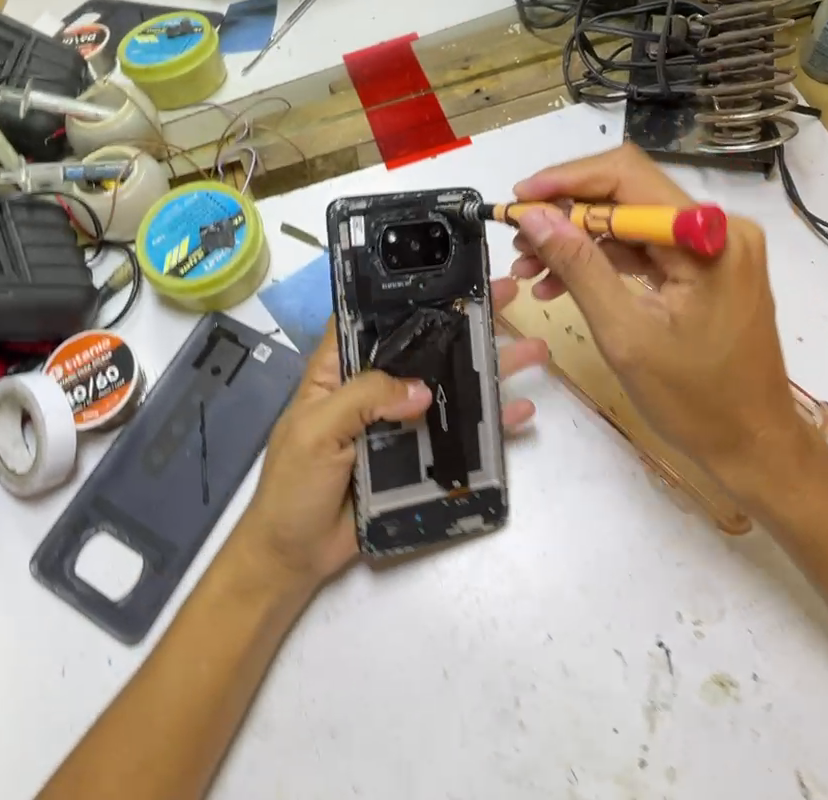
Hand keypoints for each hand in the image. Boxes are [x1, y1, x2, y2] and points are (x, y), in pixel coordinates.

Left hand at [230, 277, 546, 587]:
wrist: (296, 556)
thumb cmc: (293, 487)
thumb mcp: (317, 432)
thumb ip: (364, 400)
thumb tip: (422, 389)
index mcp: (339, 371)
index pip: (373, 319)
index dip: (408, 294)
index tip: (450, 272)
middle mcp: (375, 388)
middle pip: (424, 347)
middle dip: (465, 322)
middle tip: (509, 296)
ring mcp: (400, 423)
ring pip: (450, 386)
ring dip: (490, 368)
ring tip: (534, 351)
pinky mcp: (418, 457)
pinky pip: (459, 436)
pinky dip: (490, 424)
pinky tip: (520, 412)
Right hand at [507, 145, 826, 503]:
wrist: (753, 444)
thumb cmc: (695, 400)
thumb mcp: (625, 333)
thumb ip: (579, 267)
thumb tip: (534, 216)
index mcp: (707, 237)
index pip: (626, 177)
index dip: (565, 181)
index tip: (518, 200)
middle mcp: (718, 227)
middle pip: (627, 195)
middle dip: (566, 214)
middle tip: (518, 242)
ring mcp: (716, 247)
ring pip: (630, 222)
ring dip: (578, 240)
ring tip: (531, 268)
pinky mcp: (708, 268)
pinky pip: (645, 249)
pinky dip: (603, 261)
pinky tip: (562, 283)